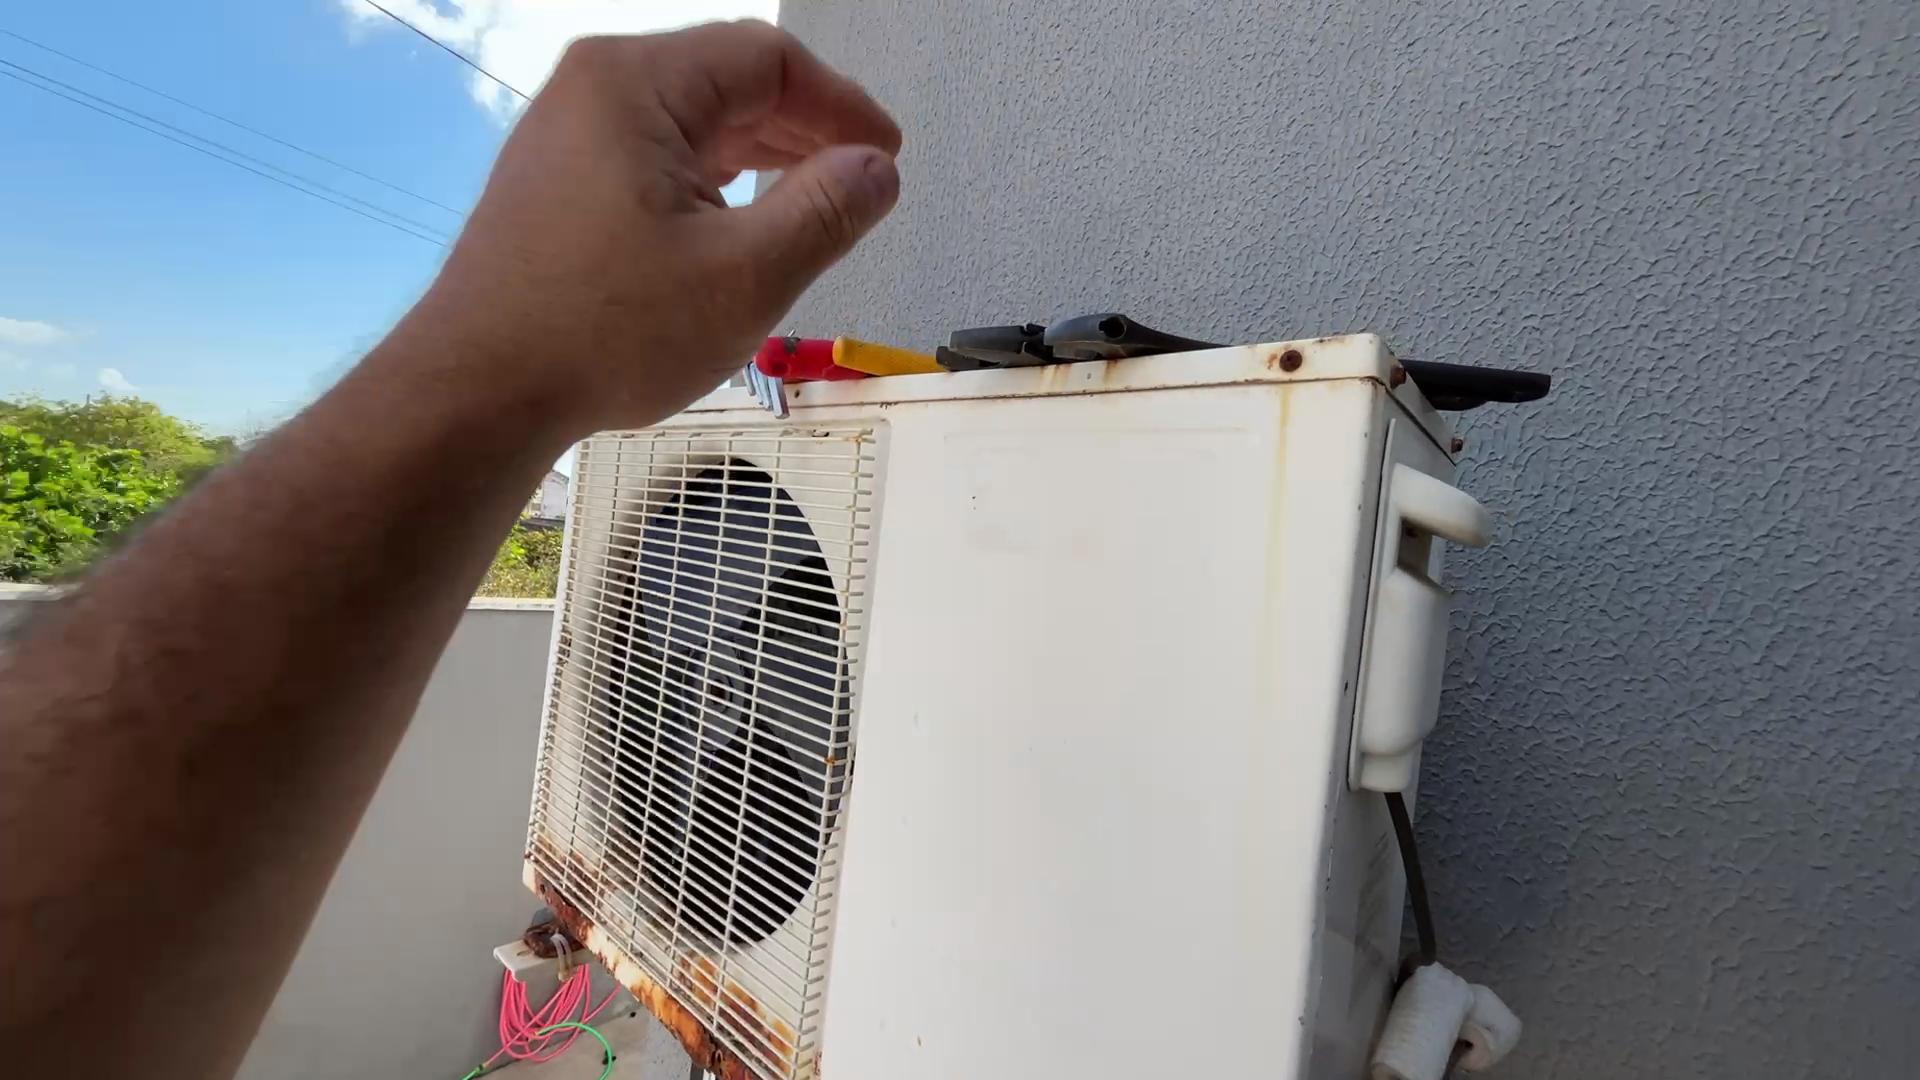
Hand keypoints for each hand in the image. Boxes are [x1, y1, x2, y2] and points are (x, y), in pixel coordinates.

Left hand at [404, 20, 901, 435]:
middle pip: (729, 85)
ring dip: (767, 160)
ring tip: (818, 202)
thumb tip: (880, 167)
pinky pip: (662, 165)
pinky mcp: (566, 189)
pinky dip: (720, 186)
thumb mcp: (746, 276)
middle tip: (863, 184)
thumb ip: (825, 213)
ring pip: (695, 129)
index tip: (889, 156)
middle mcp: (598, 92)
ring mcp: (574, 140)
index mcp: (639, 85)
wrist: (485, 390)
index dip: (843, 104)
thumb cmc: (618, 332)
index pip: (767, 60)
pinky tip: (744, 223)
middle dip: (808, 131)